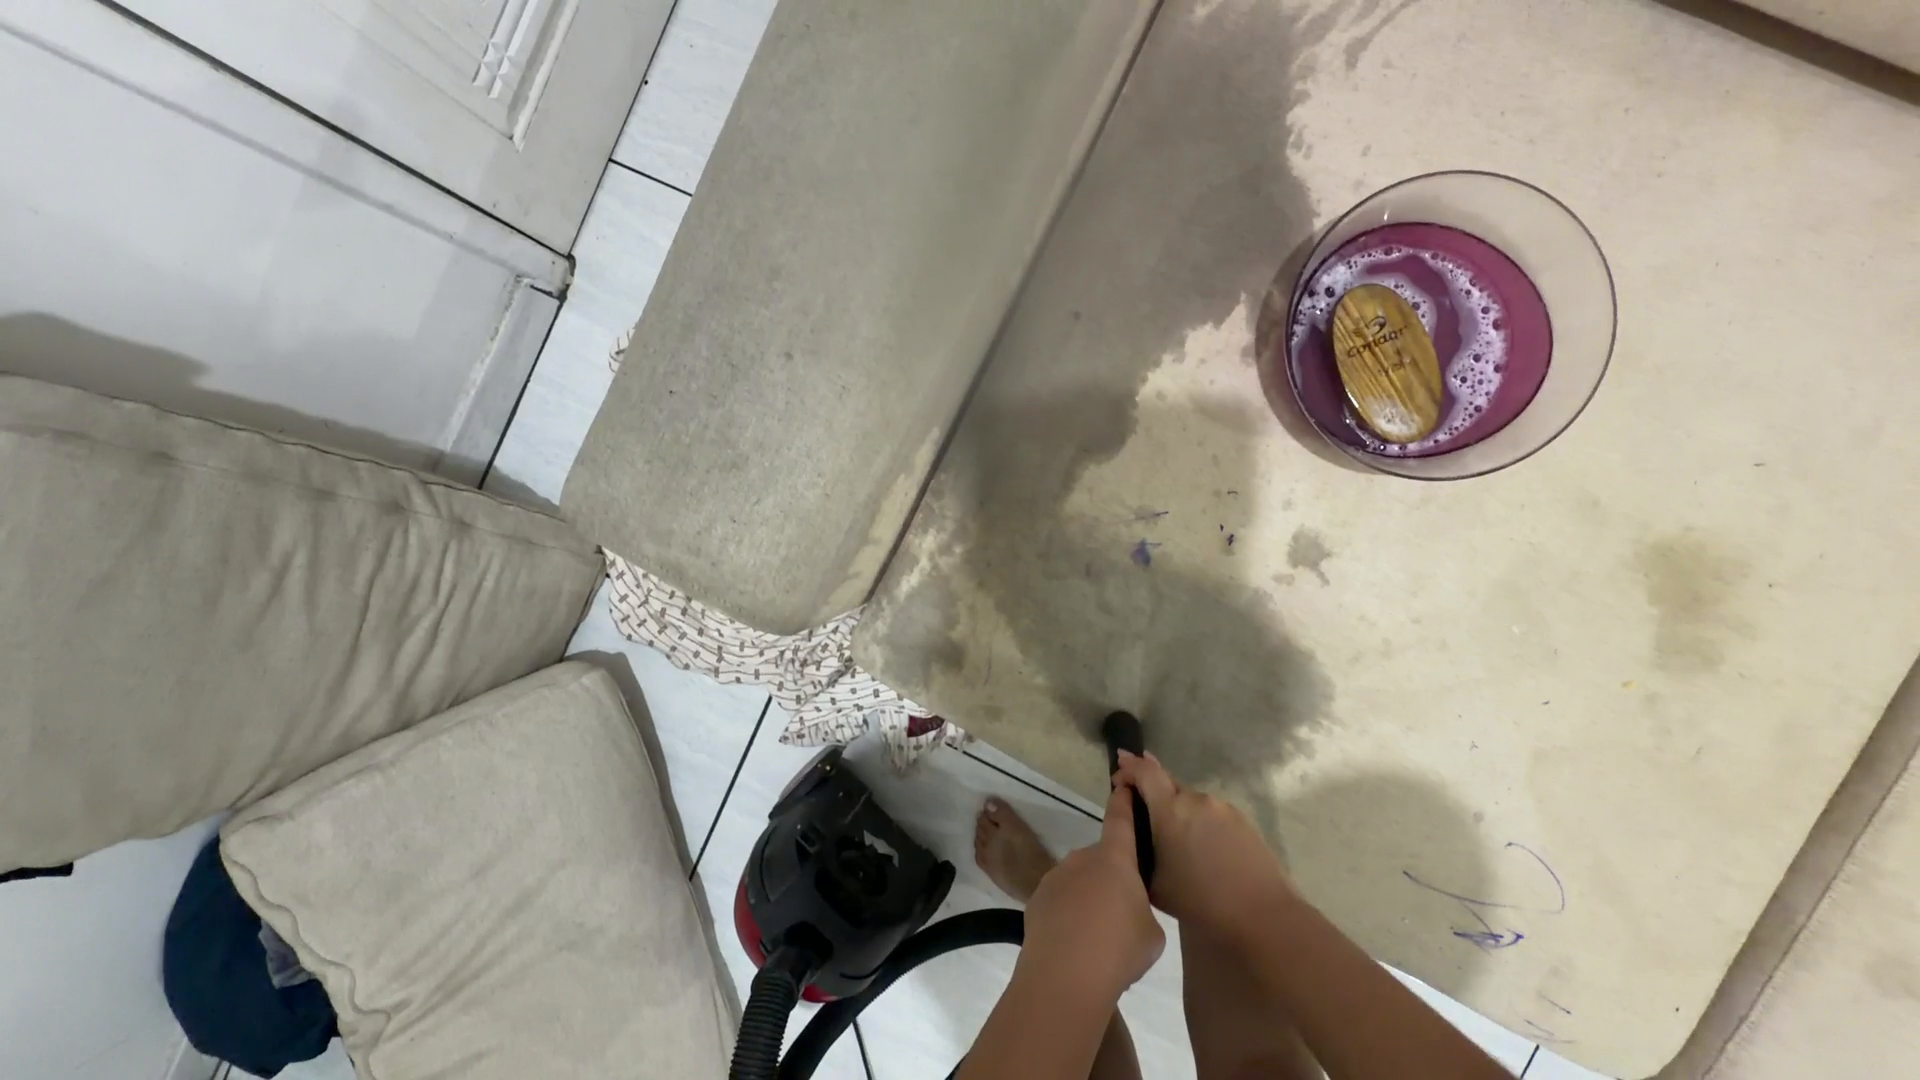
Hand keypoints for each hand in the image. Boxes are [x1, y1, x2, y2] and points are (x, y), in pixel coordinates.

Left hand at [1019, 782, 1165, 995]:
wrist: (1066, 974)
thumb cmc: (1120, 948)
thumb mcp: (1152, 932)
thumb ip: (1142, 911)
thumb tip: (1128, 911)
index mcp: (1116, 859)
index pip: (1121, 821)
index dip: (1124, 804)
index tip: (1124, 787)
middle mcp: (1082, 858)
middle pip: (1101, 862)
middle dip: (1109, 882)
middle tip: (1119, 918)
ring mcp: (1056, 877)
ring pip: (1078, 883)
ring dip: (1086, 901)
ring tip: (1095, 940)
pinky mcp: (1036, 899)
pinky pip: (1058, 902)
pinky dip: (1066, 917)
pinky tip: (1073, 945)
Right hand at [1111, 751, 1293, 931]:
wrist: (1260, 915)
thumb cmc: (1198, 901)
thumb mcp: (1153, 883)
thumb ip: (1138, 850)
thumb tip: (1132, 834)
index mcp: (1171, 809)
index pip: (1145, 771)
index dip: (1130, 766)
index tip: (1119, 773)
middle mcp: (1197, 800)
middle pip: (1168, 782)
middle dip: (1151, 788)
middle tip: (1139, 802)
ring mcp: (1223, 809)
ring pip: (1191, 801)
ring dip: (1177, 809)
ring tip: (1173, 839)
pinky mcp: (1243, 822)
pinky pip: (1211, 814)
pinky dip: (1199, 822)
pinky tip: (1201, 848)